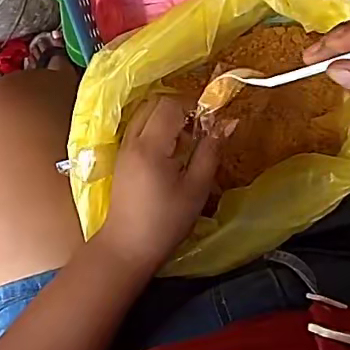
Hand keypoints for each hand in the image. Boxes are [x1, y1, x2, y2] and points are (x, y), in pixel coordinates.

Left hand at [93, 95, 224, 271]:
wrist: (128, 246)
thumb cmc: (166, 221)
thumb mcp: (196, 188)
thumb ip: (211, 151)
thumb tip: (227, 122)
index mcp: (151, 146)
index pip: (171, 105)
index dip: (193, 105)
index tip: (211, 119)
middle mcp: (132, 141)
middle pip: (154, 103)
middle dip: (179, 108)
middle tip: (199, 128)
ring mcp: (123, 148)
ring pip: (144, 114)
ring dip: (166, 118)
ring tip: (186, 142)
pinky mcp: (121, 158)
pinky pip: (139, 129)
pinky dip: (156, 129)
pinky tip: (170, 153)